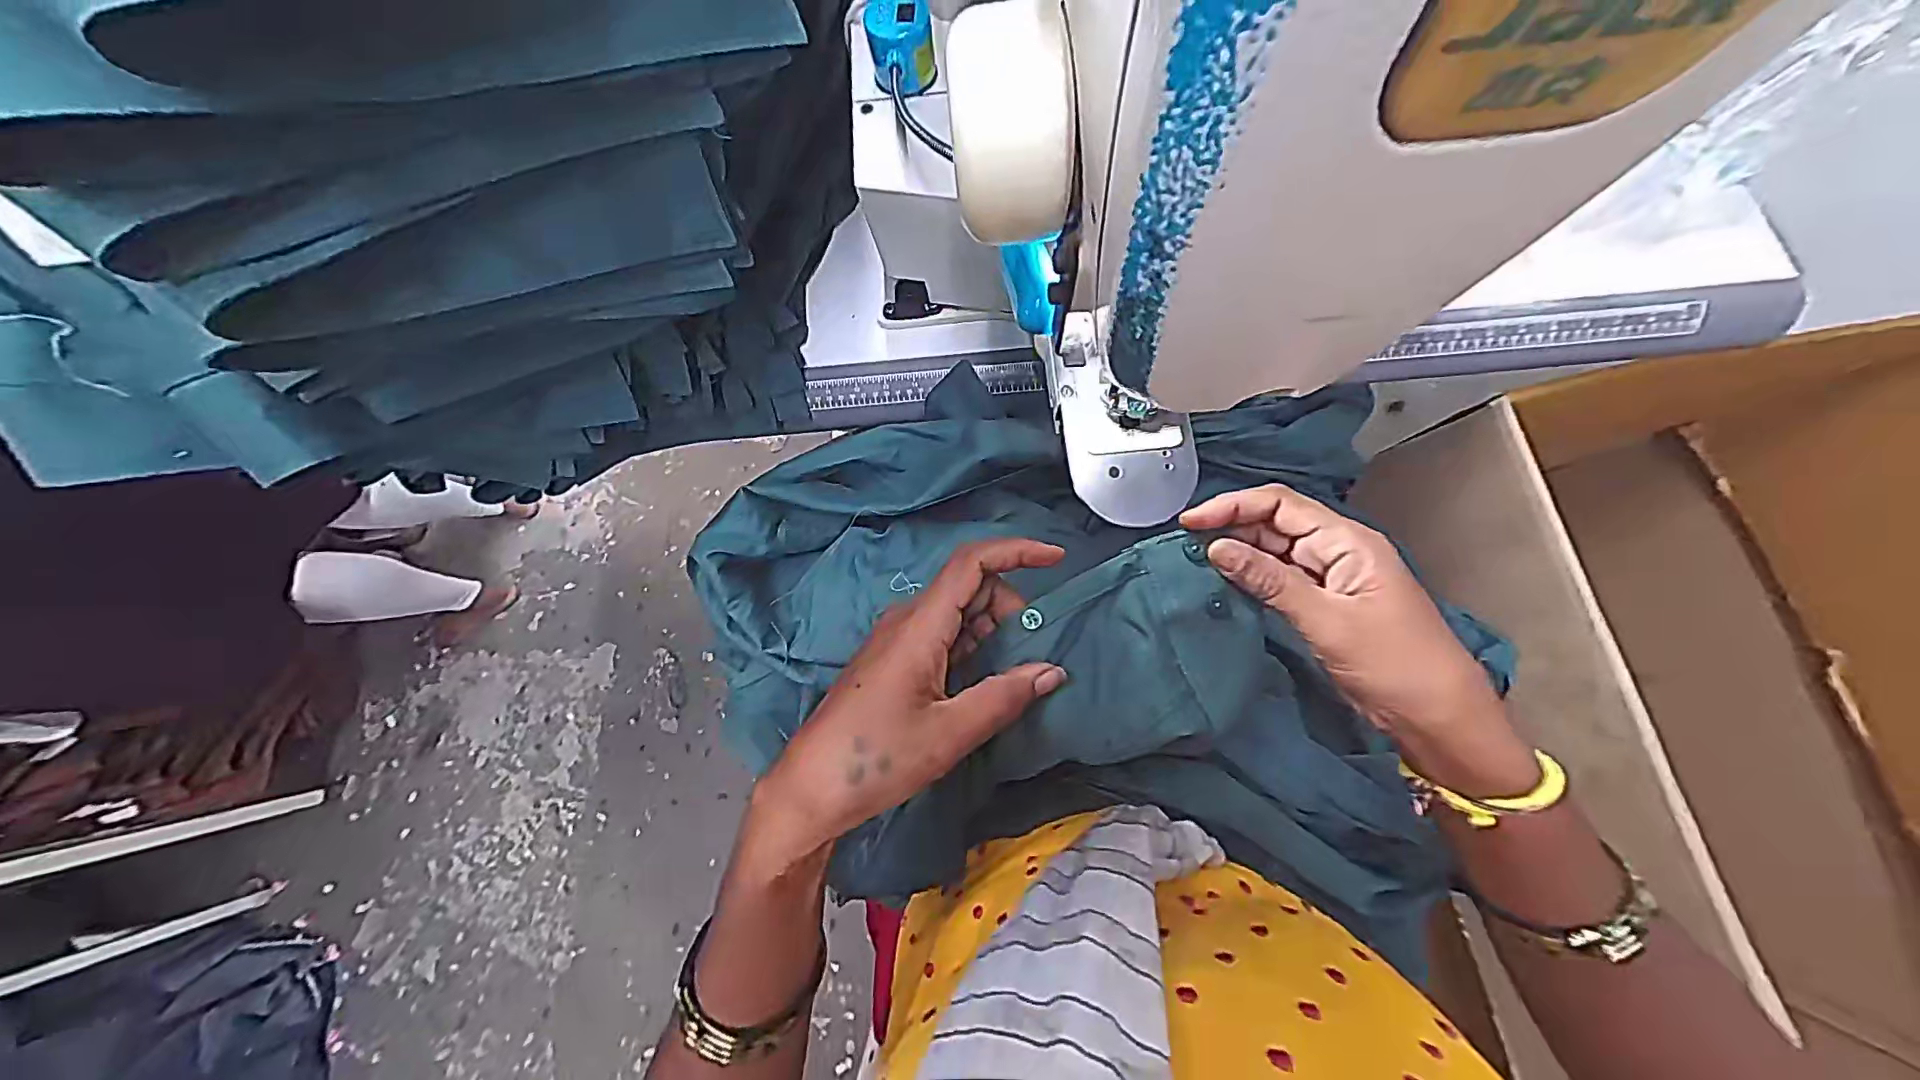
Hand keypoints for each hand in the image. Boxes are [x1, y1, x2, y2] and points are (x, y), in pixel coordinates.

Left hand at [743, 538, 1069, 874]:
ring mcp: (898, 640)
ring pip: (958, 612)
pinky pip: (943, 636)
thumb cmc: (875, 758)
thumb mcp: (949, 733)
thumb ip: (1004, 697)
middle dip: (1010, 609)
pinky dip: (973, 648)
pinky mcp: (895, 660)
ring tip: (1012, 675)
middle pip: (970, 587)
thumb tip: (1052, 671)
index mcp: (919, 626)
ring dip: (994, 631)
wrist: (811, 788)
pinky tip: (983, 682)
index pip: (971, 563)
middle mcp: (907, 621)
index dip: (1016, 551)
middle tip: (1031, 656)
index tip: (1055, 559)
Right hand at [1181, 484, 1502, 737]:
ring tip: (1198, 561)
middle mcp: (1338, 551)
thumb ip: (1268, 580)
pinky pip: (1280, 579)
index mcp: (1348, 541)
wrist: (1438, 718)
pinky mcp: (1323, 604)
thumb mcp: (1326, 620)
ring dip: (1238, 552)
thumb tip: (1216, 548)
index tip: (1192, 522)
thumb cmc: (1396, 665)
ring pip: (1274, 551)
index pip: (1280, 505)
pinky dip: (1252, 578)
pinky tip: (1227, 583)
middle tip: (1187, 542)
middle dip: (1230, 526)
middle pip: (1274, 523)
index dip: (1233, 506)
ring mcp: (1331, 578)